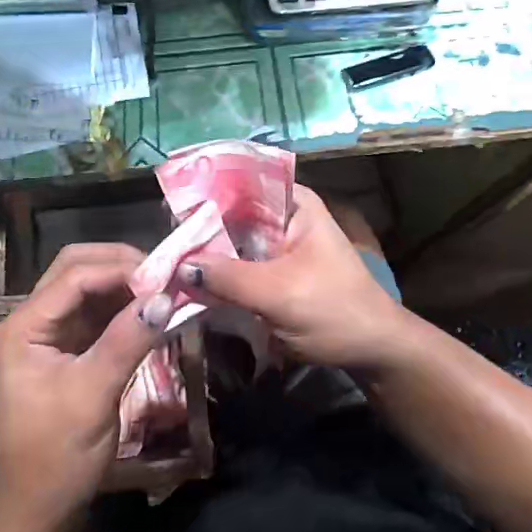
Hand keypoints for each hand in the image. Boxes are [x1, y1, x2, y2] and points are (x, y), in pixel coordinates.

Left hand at [0, 244, 172, 525]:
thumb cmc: (57, 456)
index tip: (165, 275)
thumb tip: (166, 297)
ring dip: (125, 287)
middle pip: (75, 273)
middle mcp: (30, 323)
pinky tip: (150, 313)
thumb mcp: (93, 395)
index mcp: (22, 328)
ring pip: (88, 292)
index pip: (74, 276)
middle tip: (164, 276)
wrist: (38, 510)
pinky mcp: (65, 355)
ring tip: (164, 290)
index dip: (121, 268)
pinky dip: (123, 311)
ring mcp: (47, 339)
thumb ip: (127, 341)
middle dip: (121, 267)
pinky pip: (96, 318)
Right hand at [179, 186, 417, 368]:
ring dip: (203, 253)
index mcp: (293, 204)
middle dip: (198, 226)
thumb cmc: (336, 312)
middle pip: (230, 212)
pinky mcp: (271, 275)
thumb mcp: (280, 293)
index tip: (168, 205)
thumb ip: (229, 277)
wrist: (373, 352)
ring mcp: (277, 247)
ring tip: (163, 261)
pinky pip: (235, 267)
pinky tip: (186, 282)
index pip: (241, 179)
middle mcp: (282, 217)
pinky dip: (215, 275)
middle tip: (158, 241)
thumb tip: (178, 264)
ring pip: (230, 241)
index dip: (205, 189)